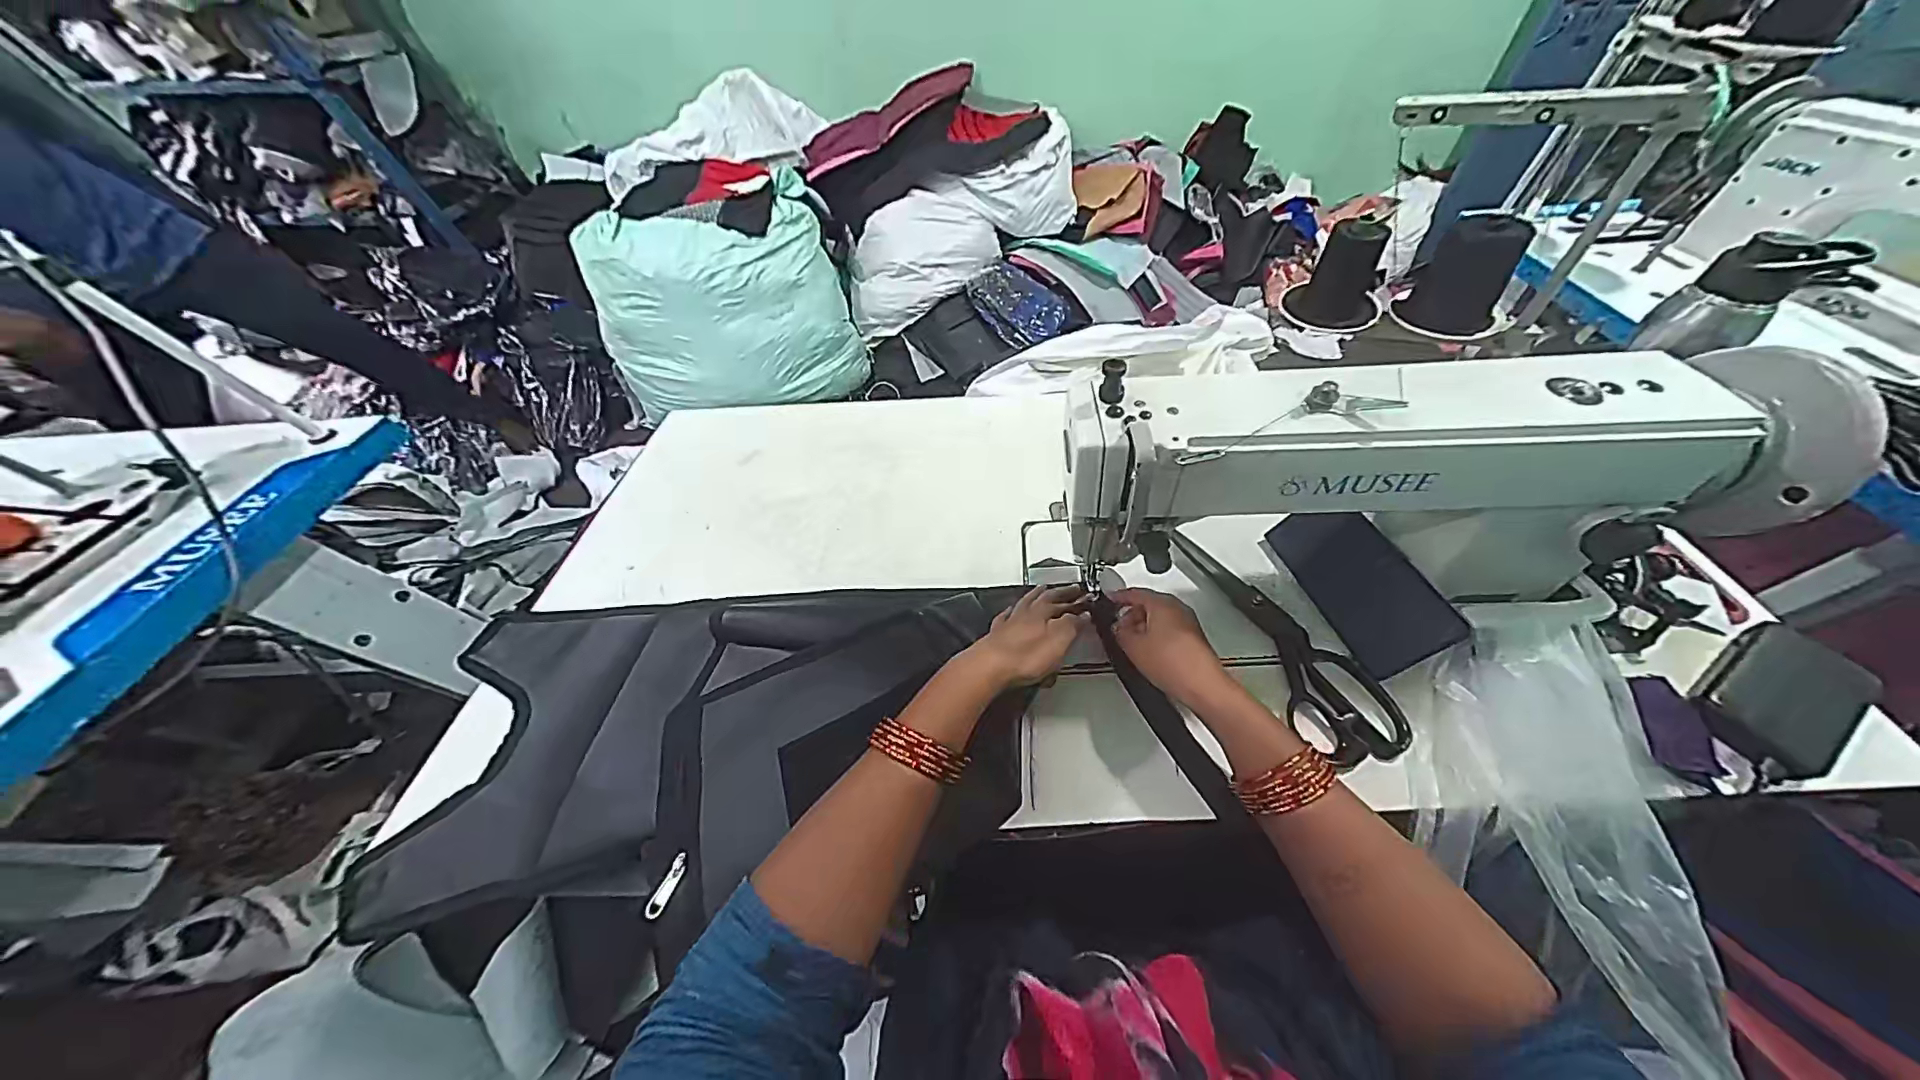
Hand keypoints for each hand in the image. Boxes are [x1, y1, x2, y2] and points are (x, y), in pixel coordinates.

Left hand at [965, 585, 1090, 688]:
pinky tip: (1011, 612)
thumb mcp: (1059, 640)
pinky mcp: (997, 636)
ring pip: (1025, 602)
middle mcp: (1025, 613)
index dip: (1076, 600)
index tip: (1084, 597)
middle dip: (1058, 593)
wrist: (990, 666)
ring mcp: (1010, 623)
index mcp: (1043, 612)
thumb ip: (1071, 625)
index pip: (1064, 602)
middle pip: (1044, 597)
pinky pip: (1006, 617)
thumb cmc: (1023, 656)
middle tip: (1068, 589)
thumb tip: (1082, 616)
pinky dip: (1012, 612)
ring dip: (1035, 596)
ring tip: (1042, 591)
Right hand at [1108, 588, 1234, 707]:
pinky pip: (1170, 630)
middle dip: (1132, 614)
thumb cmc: (1175, 663)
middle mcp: (1178, 609)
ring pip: (1161, 618)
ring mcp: (1188, 623)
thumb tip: (1119, 628)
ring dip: (1145, 627)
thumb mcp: (1133, 647)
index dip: (1120, 597)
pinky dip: (1158, 636)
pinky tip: (1151, 653)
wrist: (1202, 684)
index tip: (1112, 599)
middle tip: (1120, 626)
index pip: (1136, 593)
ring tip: (1133, 643)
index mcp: (1163, 603)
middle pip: (1150, 604)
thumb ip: (1120, 632)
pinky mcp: (1194, 638)